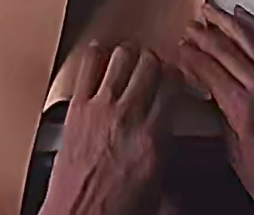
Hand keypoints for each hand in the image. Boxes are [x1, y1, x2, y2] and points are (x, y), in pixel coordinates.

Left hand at [41, 43, 173, 214]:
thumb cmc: (114, 213)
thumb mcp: (155, 190)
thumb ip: (167, 157)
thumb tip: (174, 143)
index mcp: (151, 140)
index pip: (172, 85)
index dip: (176, 76)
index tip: (173, 78)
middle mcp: (128, 118)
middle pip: (149, 63)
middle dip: (154, 61)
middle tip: (152, 68)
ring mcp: (100, 109)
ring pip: (122, 56)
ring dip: (129, 55)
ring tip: (130, 61)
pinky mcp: (77, 107)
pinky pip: (89, 64)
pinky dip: (97, 55)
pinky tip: (102, 56)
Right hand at [175, 2, 253, 214]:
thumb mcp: (237, 156)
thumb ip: (220, 117)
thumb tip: (206, 92)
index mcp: (245, 110)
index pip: (209, 69)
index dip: (191, 56)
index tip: (180, 48)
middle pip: (225, 49)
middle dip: (203, 35)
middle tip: (188, 27)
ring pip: (248, 37)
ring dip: (226, 21)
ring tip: (209, 10)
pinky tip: (243, 17)